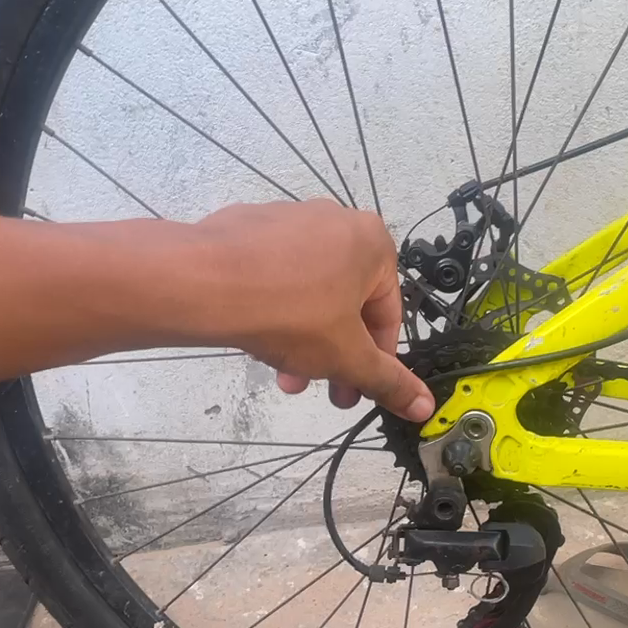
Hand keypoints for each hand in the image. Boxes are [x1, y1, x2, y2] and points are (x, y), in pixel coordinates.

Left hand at [183, 200, 432, 421]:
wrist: (204, 283)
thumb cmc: (288, 312)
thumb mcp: (348, 357)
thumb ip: (388, 381)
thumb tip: (423, 405)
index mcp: (372, 243)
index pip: (388, 314)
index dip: (377, 361)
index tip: (361, 389)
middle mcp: (335, 221)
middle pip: (347, 305)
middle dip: (336, 356)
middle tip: (326, 391)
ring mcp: (290, 221)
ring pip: (311, 294)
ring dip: (305, 342)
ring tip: (286, 376)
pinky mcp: (250, 228)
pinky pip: (277, 278)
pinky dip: (277, 311)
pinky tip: (259, 339)